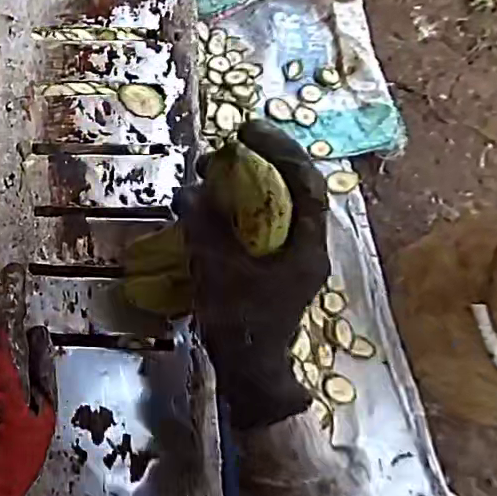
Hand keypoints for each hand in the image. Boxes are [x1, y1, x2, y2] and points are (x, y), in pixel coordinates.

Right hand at [184, 121, 331, 429]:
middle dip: (256, 164)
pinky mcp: (269, 265)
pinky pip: (256, 224)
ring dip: (242, 186)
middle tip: (218, 154)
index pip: (304, 182)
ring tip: (207, 176)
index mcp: (307, 244)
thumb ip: (204, 227)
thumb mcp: (215, 268)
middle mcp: (305, 245)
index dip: (279, 150)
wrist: (248, 365)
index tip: (246, 130)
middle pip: (289, 189)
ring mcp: (289, 256)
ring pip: (272, 206)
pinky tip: (208, 208)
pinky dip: (233, 208)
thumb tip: (189, 192)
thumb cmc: (238, 319)